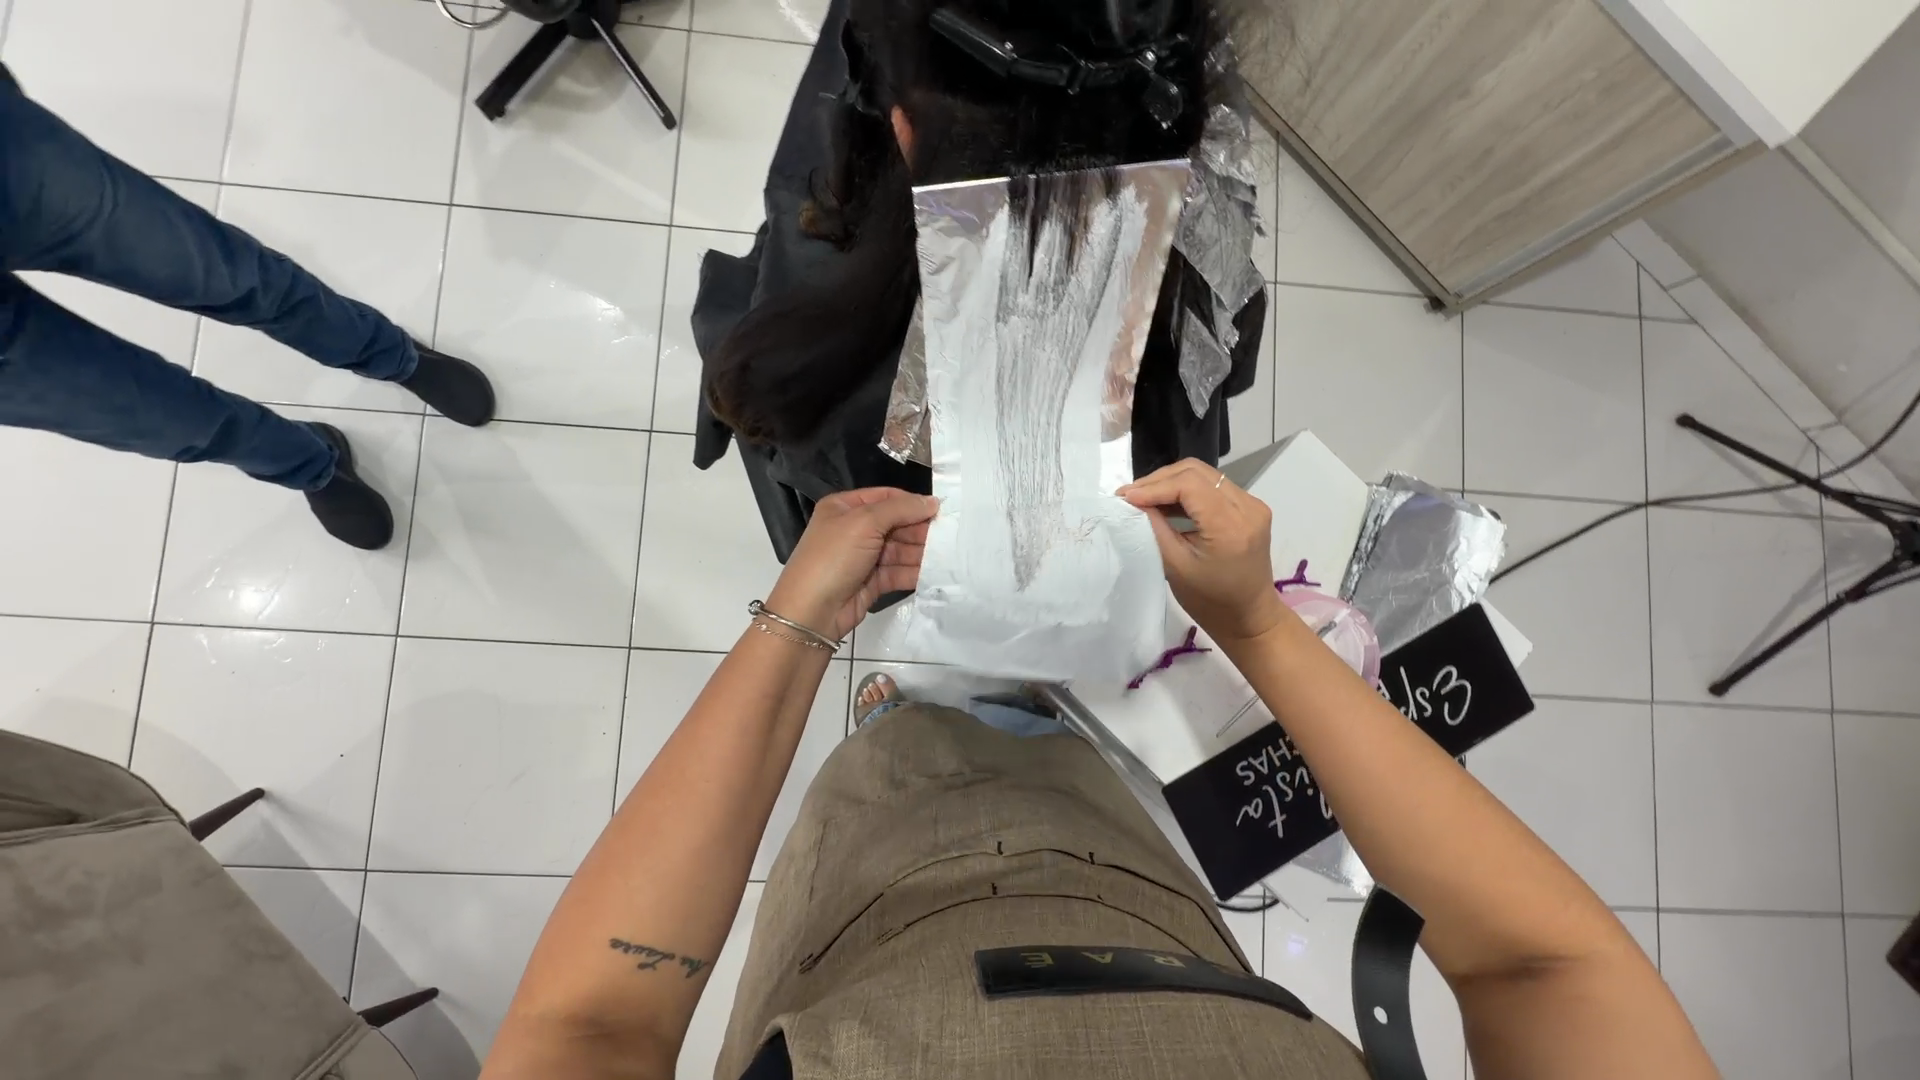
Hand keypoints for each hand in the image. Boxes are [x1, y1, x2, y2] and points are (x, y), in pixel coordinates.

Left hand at [763, 488, 938, 641]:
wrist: (811, 612)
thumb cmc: (833, 558)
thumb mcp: (864, 522)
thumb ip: (900, 509)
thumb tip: (932, 501)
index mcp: (844, 508)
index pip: (886, 498)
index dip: (912, 502)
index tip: (941, 509)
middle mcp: (853, 530)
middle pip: (896, 524)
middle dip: (920, 530)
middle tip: (949, 535)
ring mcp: (862, 557)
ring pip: (899, 549)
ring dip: (921, 552)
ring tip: (948, 554)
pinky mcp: (871, 582)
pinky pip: (898, 572)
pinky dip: (915, 572)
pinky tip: (936, 572)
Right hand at [1119, 459, 1285, 643]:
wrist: (1249, 617)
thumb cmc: (1210, 600)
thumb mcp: (1175, 565)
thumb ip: (1155, 528)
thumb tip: (1134, 502)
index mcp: (1230, 526)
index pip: (1188, 486)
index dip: (1153, 487)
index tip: (1124, 498)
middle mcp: (1247, 507)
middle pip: (1196, 472)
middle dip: (1158, 480)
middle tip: (1129, 496)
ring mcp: (1251, 505)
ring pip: (1204, 475)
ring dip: (1170, 482)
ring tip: (1142, 498)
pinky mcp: (1249, 508)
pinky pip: (1212, 486)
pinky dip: (1185, 490)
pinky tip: (1164, 503)